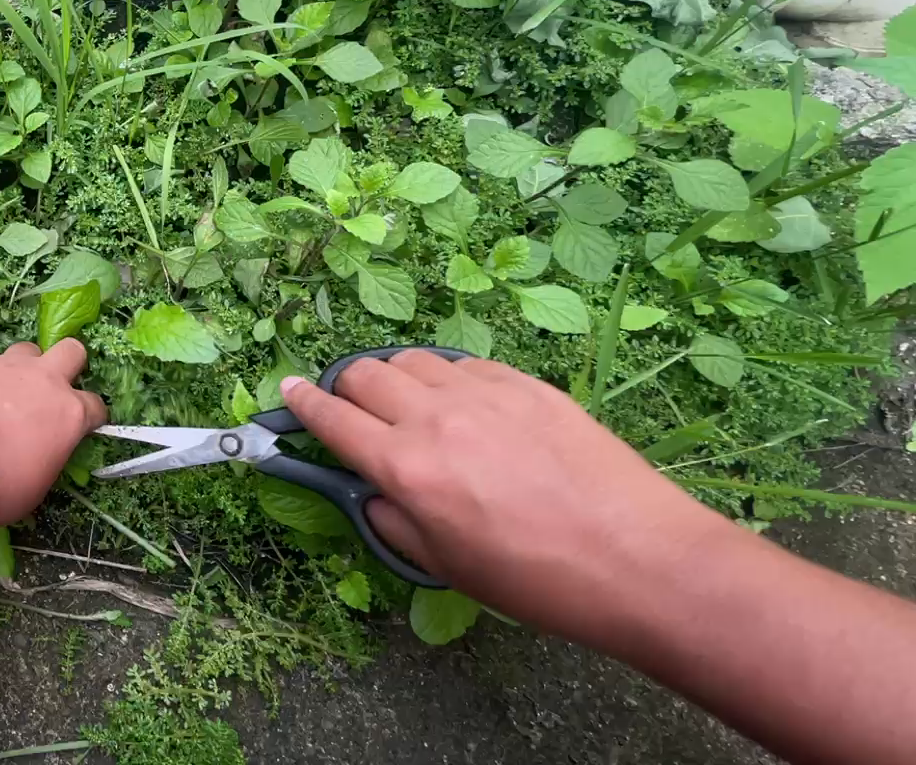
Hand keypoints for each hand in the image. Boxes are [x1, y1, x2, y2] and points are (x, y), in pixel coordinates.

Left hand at [0, 340, 106, 523]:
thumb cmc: (2, 488)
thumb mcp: (42, 479)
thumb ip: (52, 448)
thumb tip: (46, 443)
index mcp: (70, 413)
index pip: (96, 406)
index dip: (89, 417)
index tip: (79, 427)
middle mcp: (46, 380)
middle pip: (72, 350)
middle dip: (68, 364)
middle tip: (51, 388)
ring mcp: (10, 365)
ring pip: (27, 350)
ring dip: (22, 368)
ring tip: (5, 390)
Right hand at [280, 351, 735, 642]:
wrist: (650, 565)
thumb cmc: (537, 579)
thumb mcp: (444, 563)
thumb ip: (387, 516)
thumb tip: (369, 486)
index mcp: (406, 468)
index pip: (330, 418)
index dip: (301, 401)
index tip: (288, 389)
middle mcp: (433, 419)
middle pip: (361, 373)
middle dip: (344, 388)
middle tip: (358, 412)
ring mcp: (481, 394)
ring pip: (407, 358)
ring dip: (393, 377)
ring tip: (411, 404)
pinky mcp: (525, 384)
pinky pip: (462, 363)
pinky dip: (446, 377)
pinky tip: (466, 406)